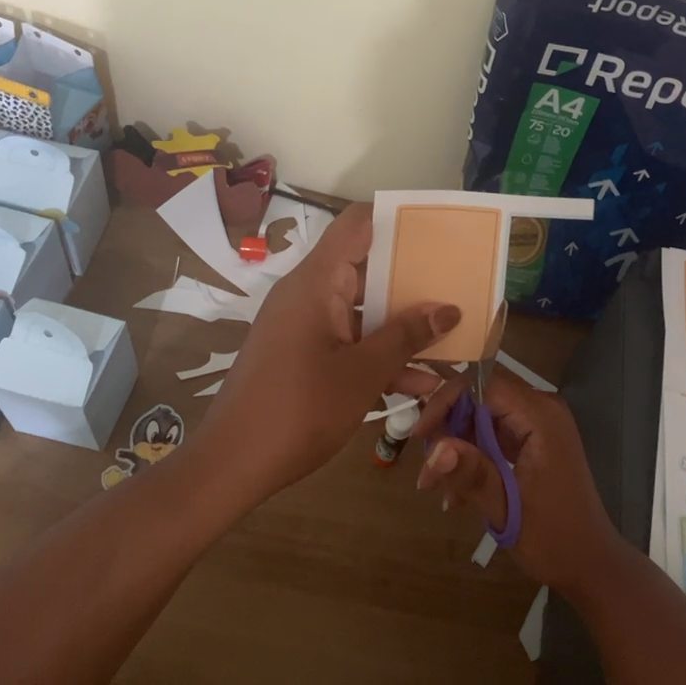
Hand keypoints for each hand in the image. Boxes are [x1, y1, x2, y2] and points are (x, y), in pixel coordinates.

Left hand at [192, 203, 457, 507]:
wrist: (230, 466)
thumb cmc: (299, 410)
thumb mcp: (363, 373)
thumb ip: (407, 336)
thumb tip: (449, 309)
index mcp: (316, 281)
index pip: (357, 224)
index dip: (396, 218)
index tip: (437, 227)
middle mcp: (307, 293)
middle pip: (364, 265)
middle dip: (410, 276)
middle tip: (455, 283)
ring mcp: (302, 324)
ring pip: (359, 308)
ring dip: (399, 324)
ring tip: (448, 338)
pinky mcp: (300, 354)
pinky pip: (346, 339)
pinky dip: (376, 352)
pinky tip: (417, 382)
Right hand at [413, 368, 623, 595]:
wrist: (591, 564)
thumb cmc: (554, 538)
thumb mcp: (507, 508)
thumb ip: (472, 474)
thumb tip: (435, 450)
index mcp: (540, 416)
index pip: (483, 384)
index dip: (446, 401)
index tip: (420, 435)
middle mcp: (541, 409)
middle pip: (481, 395)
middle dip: (448, 425)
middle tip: (428, 467)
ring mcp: (539, 423)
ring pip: (483, 414)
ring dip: (457, 444)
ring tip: (440, 488)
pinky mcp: (534, 439)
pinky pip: (494, 431)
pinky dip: (473, 454)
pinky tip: (458, 491)